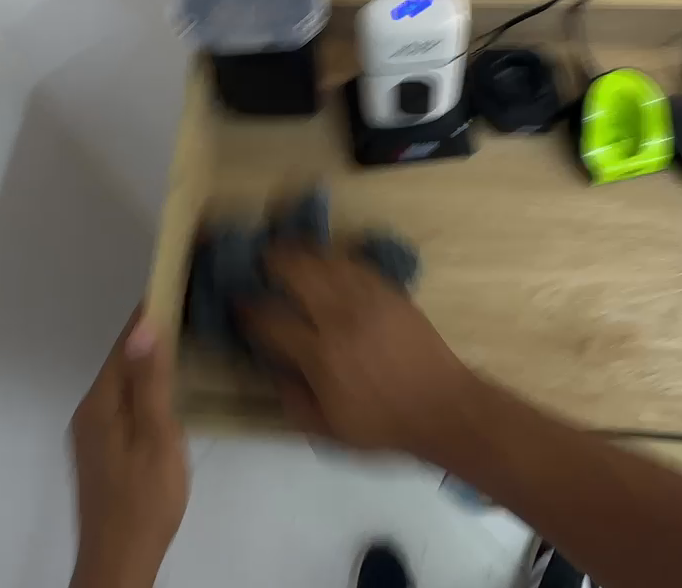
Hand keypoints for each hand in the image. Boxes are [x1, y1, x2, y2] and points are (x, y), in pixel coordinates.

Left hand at [69, 308, 188, 587]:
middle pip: (123, 359)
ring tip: (189, 336)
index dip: (150, 311)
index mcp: (101, 403)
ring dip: (152, 357)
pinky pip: (126, 400)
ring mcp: (94, 432)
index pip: (126, 342)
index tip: (175, 280)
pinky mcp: (104, 448)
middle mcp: (91, 411)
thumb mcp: (156, 437)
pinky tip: (172, 386)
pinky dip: (148, 383)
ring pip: (125, 380)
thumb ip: (150, 382)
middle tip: (192, 305)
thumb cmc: (145, 499)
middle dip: (153, 331)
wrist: (120, 564)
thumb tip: (144, 325)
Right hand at [242, 246, 483, 459]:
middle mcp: (340, 317)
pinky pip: (353, 263)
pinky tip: (324, 260)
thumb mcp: (329, 429)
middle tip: (257, 260)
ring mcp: (367, 298)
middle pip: (296, 271)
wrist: (444, 407)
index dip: (248, 308)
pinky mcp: (388, 290)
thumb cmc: (384, 424)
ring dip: (300, 253)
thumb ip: (293, 399)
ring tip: (284, 251)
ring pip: (324, 259)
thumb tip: (271, 368)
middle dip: (270, 262)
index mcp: (320, 354)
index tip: (237, 302)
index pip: (271, 319)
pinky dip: (332, 258)